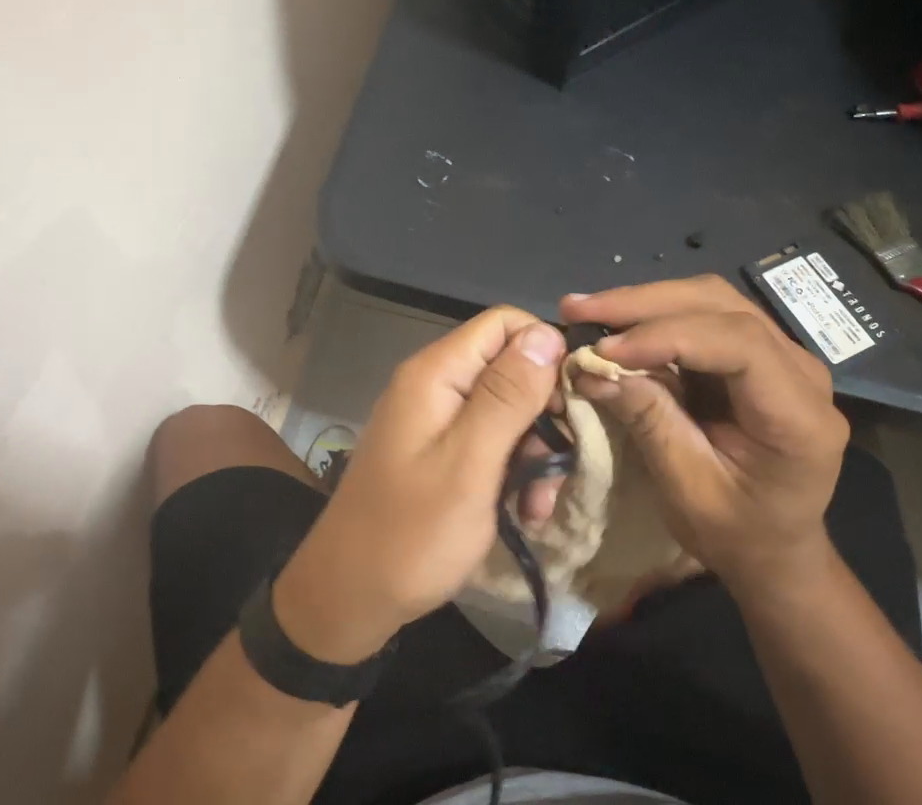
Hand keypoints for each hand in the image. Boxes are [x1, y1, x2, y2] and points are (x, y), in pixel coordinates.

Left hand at [273, 307, 566, 662]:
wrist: (351, 597)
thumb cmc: (412, 534)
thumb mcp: (470, 464)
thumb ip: (507, 396)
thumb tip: (547, 332)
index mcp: (435, 375)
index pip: (505, 324)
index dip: (545, 353)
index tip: (571, 404)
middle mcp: (433, 387)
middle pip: (510, 369)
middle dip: (544, 415)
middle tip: (557, 467)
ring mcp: (435, 423)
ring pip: (507, 412)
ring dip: (534, 455)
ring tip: (538, 506)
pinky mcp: (439, 455)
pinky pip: (489, 445)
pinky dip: (512, 474)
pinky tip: (523, 514)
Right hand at [560, 276, 848, 595]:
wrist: (773, 548)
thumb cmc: (736, 532)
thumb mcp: (688, 490)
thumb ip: (650, 424)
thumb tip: (591, 371)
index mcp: (799, 417)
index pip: (740, 345)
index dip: (669, 337)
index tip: (605, 352)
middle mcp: (802, 371)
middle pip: (722, 306)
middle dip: (644, 304)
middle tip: (577, 312)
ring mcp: (782, 356)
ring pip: (711, 299)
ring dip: (644, 302)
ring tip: (586, 312)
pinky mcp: (756, 353)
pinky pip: (705, 315)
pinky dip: (654, 316)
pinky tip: (614, 323)